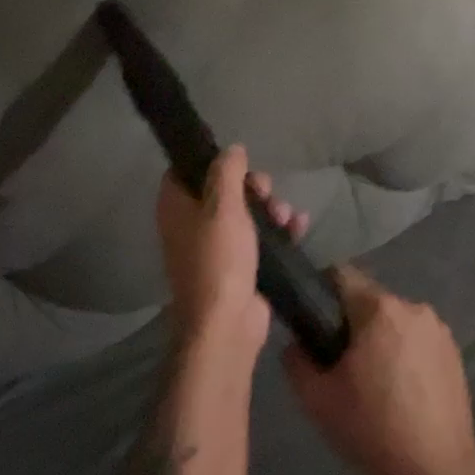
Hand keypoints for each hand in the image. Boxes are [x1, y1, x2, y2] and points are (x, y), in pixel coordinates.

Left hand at [156, 144, 308, 356]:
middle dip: (252, 188)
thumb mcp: (223, 206)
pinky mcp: (240, 267)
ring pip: (246, 214)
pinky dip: (279, 231)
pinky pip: (261, 239)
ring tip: (286, 217)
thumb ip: (227, 171)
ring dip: (271, 209)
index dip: (211, 162)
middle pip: (223, 190)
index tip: (237, 160)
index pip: (186, 171)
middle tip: (266, 191)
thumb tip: (233, 149)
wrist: (227, 324)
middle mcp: (191, 224)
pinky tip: (299, 226)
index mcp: (176, 207)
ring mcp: (216, 248)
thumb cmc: (218, 259)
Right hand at [282, 266, 474, 474]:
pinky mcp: (456, 355)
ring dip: (380, 341)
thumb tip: (296, 343)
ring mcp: (440, 331)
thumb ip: (295, 360)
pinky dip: (404, 357)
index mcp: (379, 309)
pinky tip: (399, 394)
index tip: (312, 323)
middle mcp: (413, 307)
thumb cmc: (372, 430)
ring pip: (394, 323)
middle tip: (338, 365)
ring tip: (371, 385)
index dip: (320, 293)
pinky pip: (417, 342)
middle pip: (369, 301)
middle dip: (351, 324)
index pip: (340, 275)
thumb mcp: (316, 399)